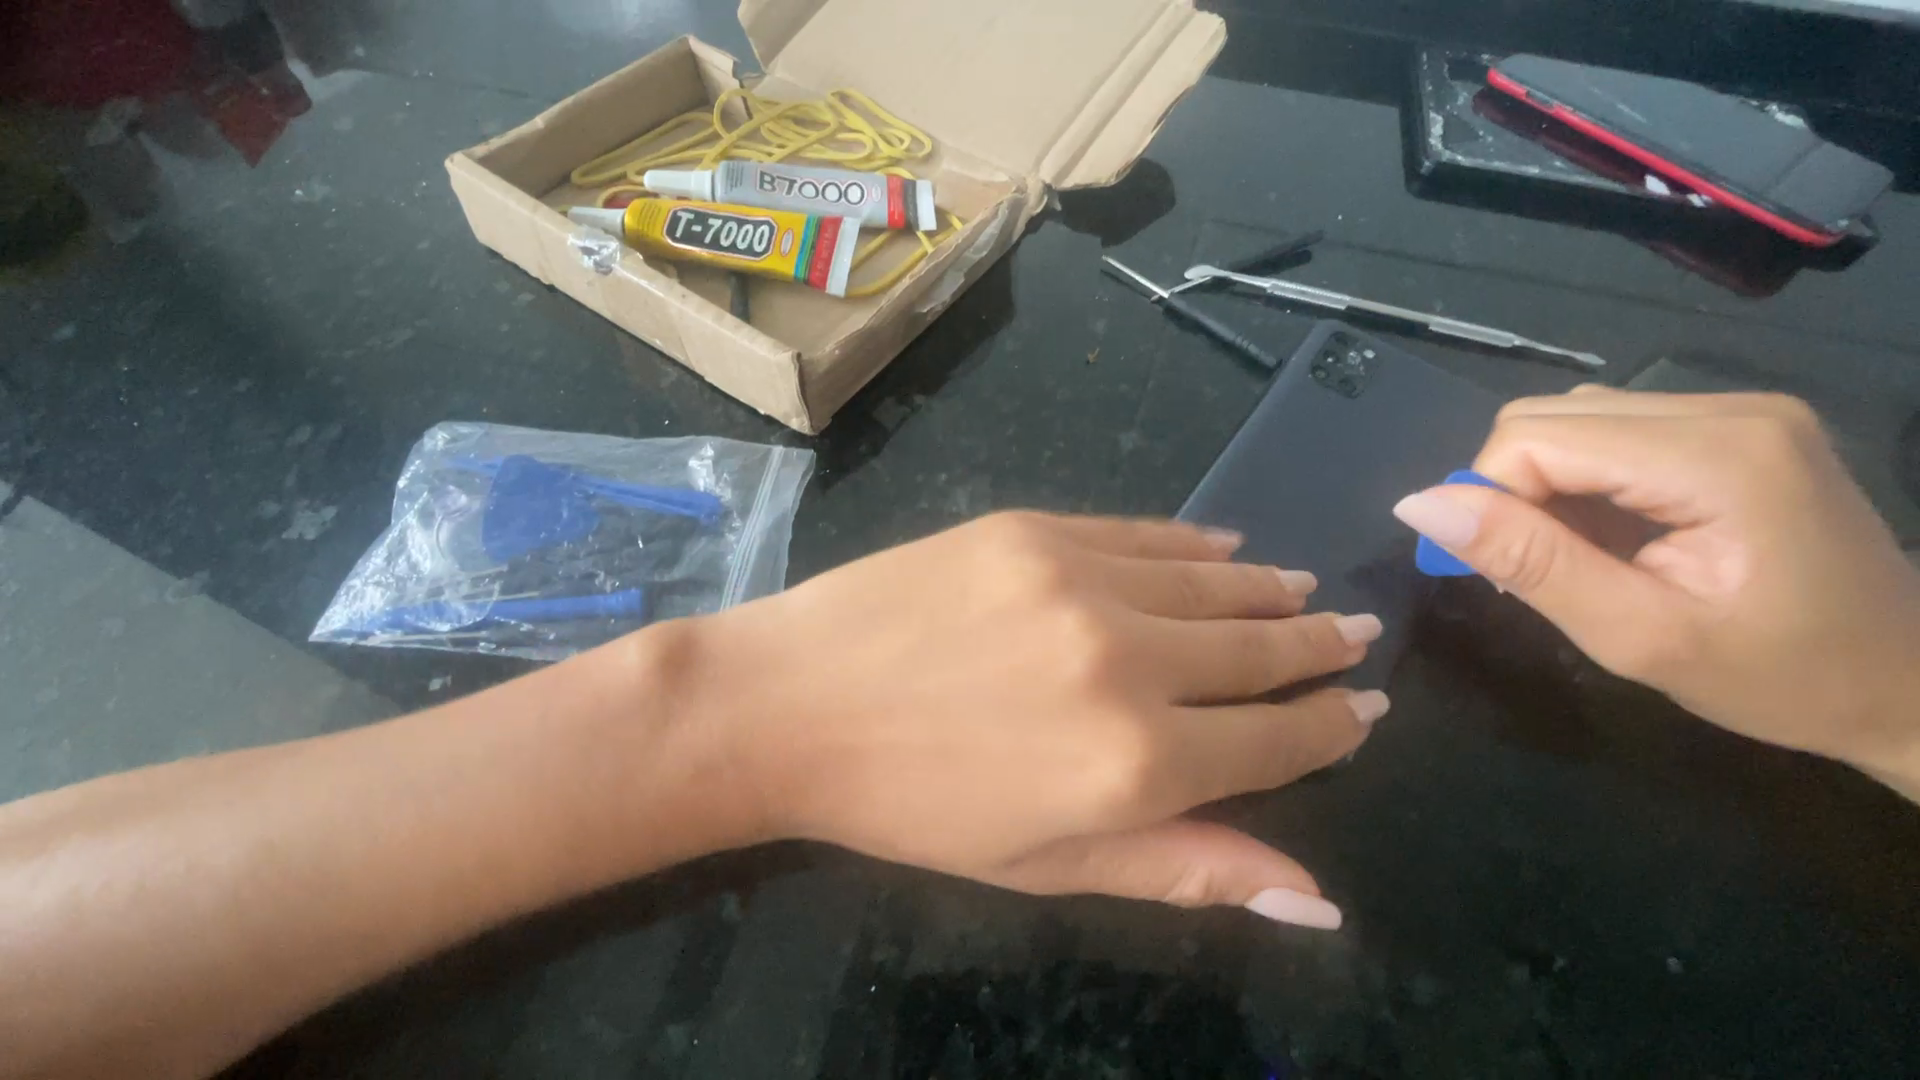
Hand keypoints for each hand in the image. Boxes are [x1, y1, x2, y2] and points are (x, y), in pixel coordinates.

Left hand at [672, 512, 1390, 928]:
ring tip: (1302, 591)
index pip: (1276, 741)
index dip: (1329, 727)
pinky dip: (1193, 544)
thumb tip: (1318, 896)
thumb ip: (1185, 868)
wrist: (794, 705)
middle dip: (1316, 646)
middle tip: (1355, 633)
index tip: (1363, 707)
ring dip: (1266, 591)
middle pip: (1255, 651)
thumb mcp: (1048, 865)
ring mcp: (1081, 581)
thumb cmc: (914, 807)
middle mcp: (1130, 662)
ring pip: (1212, 583)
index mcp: (1140, 764)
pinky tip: (1223, 546)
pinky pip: (1142, 534)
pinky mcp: (1035, 529)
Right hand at [1391, 389, 1919, 792]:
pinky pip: (1605, 429)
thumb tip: (1417, 504)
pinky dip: (1572, 478)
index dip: (1489, 499)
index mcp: (1718, 456)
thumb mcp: (1636, 635)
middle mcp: (1729, 409)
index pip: (1533, 438)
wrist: (1908, 686)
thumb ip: (1527, 562)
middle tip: (1527, 567)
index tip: (1499, 572)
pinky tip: (1600, 530)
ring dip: (1537, 484)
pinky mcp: (1733, 426)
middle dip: (1508, 489)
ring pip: (1566, 418)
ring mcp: (1737, 411)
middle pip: (1544, 417)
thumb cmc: (1777, 678)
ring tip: (1568, 553)